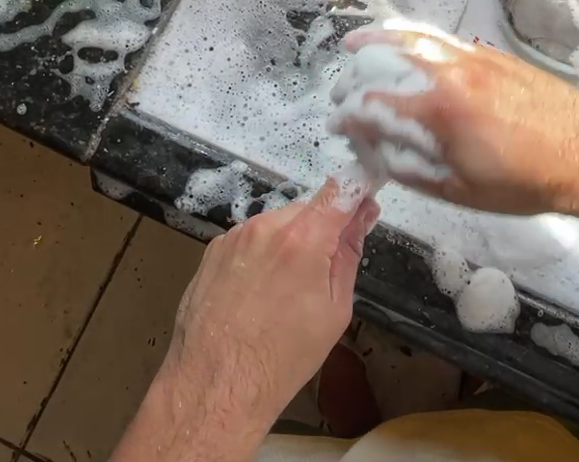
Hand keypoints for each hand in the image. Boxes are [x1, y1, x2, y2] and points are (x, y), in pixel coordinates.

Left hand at [118, 180, 378, 461]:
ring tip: (284, 290)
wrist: (215, 386)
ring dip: (289, 242)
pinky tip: (257, 292)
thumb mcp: (335, 310)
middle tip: (322, 271)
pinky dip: (261, 254)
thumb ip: (349, 254)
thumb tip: (362, 216)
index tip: (365, 201)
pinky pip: (250, 239)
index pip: (339, 191)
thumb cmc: (282, 358)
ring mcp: (235, 235)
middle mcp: (266, 226)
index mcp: (302, 240)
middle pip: (307, 209)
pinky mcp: (214, 248)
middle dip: (320, 230)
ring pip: (277, 223)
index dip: (355, 191)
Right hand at [328, 27, 578, 215]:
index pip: (372, 103)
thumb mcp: (459, 190)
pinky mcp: (485, 52)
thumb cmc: (525, 182)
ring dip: (375, 44)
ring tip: (353, 48)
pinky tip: (400, 39)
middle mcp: (447, 73)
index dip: (346, 115)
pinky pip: (436, 36)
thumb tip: (374, 151)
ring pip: (408, 39)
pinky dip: (409, 35)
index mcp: (437, 111)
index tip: (336, 125)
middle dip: (353, 79)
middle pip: (382, 63)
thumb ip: (409, 168)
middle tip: (342, 96)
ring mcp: (467, 56)